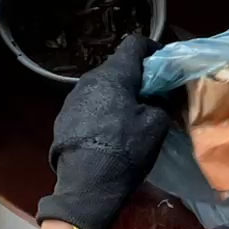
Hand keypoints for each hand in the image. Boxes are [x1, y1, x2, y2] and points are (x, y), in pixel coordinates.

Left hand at [35, 35, 170, 228]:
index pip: (135, 44)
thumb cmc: (126, 150)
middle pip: (117, 66)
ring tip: (131, 114)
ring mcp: (73, 98)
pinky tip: (110, 130)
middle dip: (136, 76)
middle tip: (153, 94)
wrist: (86, 185)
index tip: (164, 65)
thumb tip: (162, 92)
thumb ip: (161, 100)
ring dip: (119, 94)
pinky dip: (104, 109)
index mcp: (114, 75)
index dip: (152, 50)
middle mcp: (89, 79)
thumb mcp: (156, 125)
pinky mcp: (64, 117)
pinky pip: (90, 103)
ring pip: (102, 86)